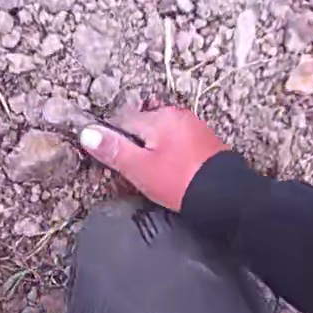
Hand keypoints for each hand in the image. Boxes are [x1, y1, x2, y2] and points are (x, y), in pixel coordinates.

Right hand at [77, 106, 227, 211]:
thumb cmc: (181, 183)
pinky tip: (170, 174)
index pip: (121, 123)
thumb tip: (86, 133)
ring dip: (152, 152)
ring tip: (152, 177)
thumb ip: (114, 150)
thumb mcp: (140, 169)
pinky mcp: (205, 142)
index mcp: (159, 117)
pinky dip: (169, 156)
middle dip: (134, 147)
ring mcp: (193, 127)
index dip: (111, 142)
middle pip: (142, 128)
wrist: (226, 197)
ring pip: (160, 136)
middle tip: (133, 174)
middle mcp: (177, 115)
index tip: (110, 163)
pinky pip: (177, 144)